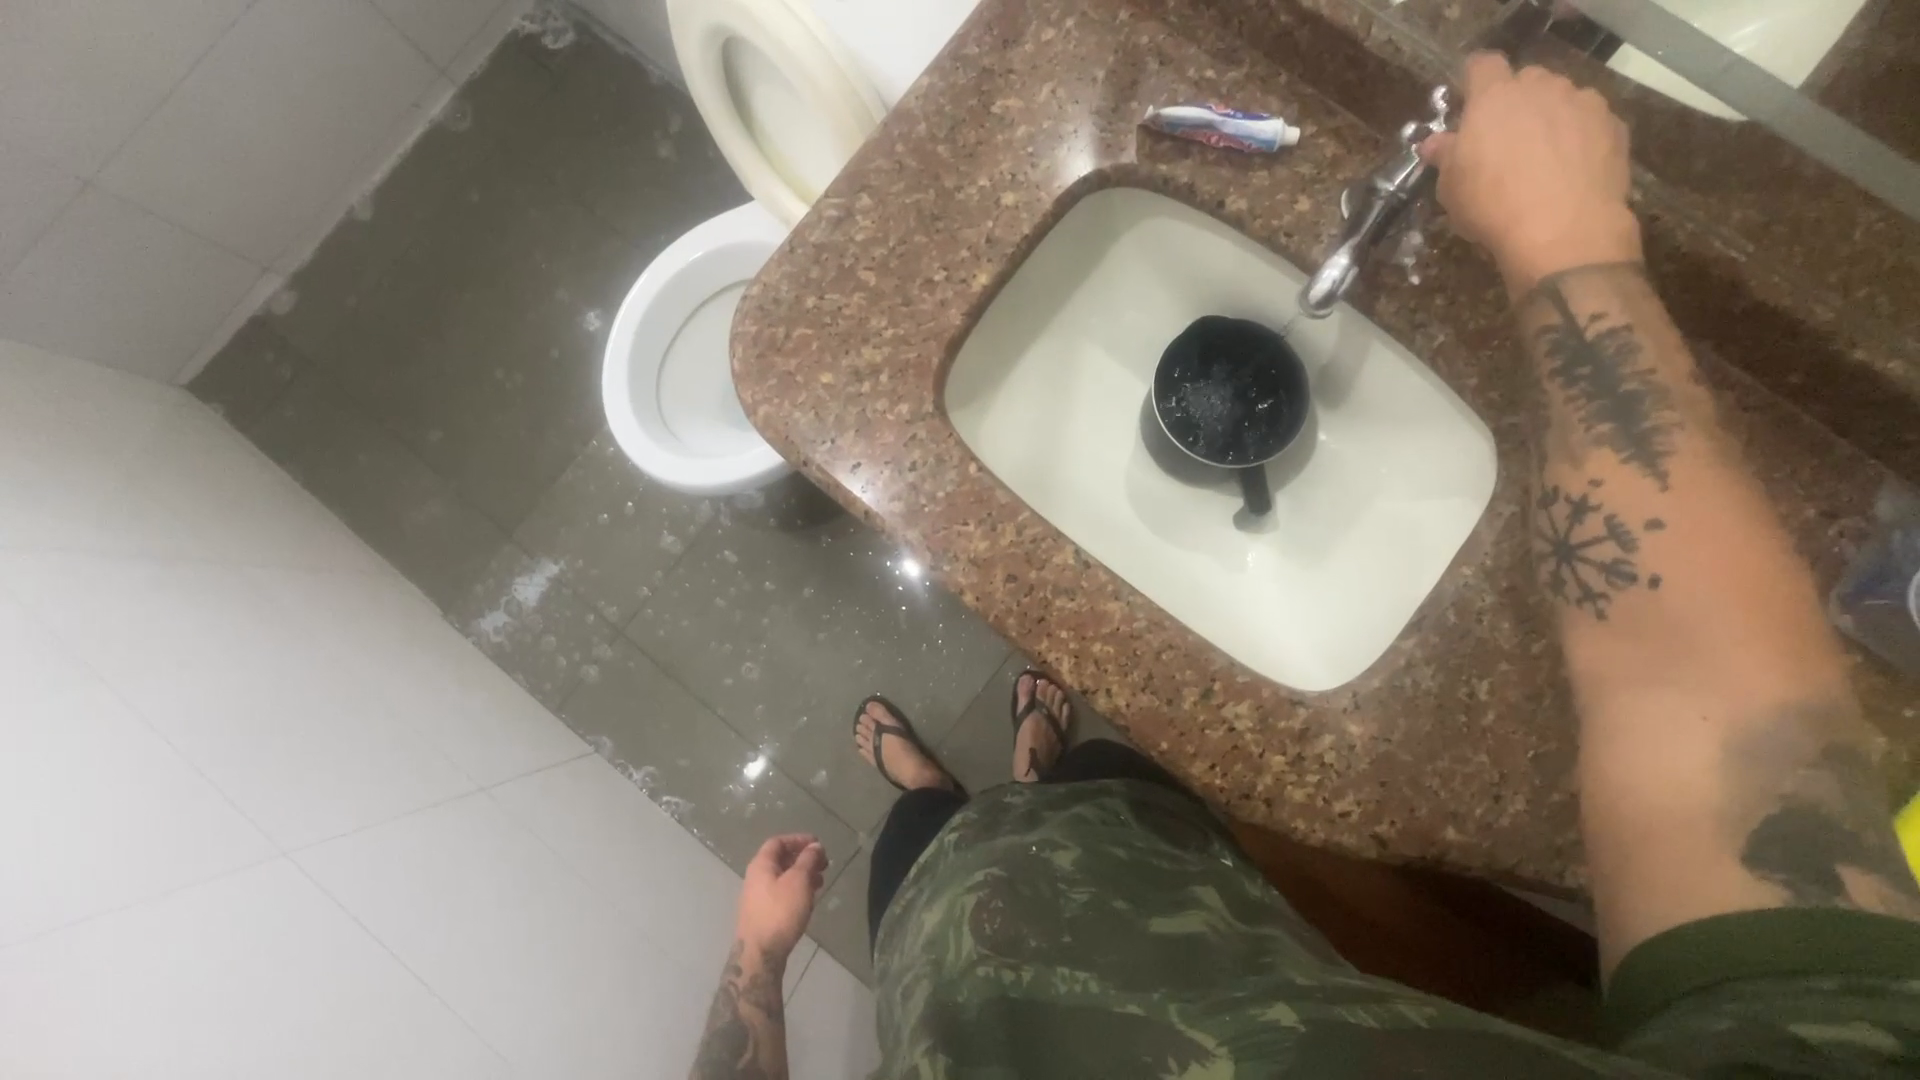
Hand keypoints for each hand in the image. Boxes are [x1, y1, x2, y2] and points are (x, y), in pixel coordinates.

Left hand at [734, 834, 826, 962]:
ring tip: (821, 882)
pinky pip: (781, 894)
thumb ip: (808, 860)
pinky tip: (809, 900)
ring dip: (803, 876)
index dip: (798, 839)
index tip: (818, 845)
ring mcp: (757, 898)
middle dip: (804, 859)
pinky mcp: (762, 915)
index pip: (778, 842)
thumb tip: (814, 845)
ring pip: (783, 878)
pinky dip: (797, 891)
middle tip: (824, 864)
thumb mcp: (799, 880)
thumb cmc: (780, 912)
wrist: (760, 955)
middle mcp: (756, 878)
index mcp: (761, 865)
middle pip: (781, 860)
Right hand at [1420, 52, 1640, 295]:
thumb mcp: (1450, 188)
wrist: (1561, 228)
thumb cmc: (1490, 205)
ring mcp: (1582, 102)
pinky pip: (1588, 121)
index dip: (1473, 81)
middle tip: (1501, 139)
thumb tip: (1435, 143)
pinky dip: (1576, 136)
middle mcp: (1541, 88)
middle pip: (1526, 80)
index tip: (1467, 104)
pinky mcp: (1612, 124)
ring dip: (1547, 117)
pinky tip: (1567, 170)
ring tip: (1539, 158)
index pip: (1482, 66)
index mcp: (1494, 98)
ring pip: (1560, 98)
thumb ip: (1445, 156)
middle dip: (1514, 101)